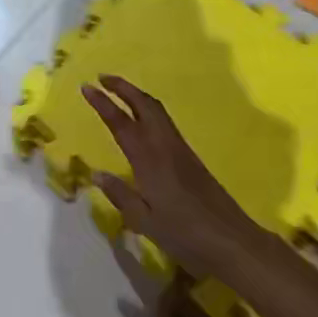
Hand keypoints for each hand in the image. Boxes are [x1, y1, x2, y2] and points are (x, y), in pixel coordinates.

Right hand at [82, 74, 266, 278]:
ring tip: (118, 90)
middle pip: (143, 105)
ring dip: (136, 95)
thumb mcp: (145, 222)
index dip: (102, 103)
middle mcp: (164, 145)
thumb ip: (121, 195)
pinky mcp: (190, 156)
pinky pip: (164, 121)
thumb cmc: (185, 234)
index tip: (86, 86)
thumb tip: (97, 173)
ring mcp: (180, 148)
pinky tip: (143, 119)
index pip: (120, 123)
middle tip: (102, 77)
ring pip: (156, 110)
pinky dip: (148, 109)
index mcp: (149, 159)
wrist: (231, 239)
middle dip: (122, 87)